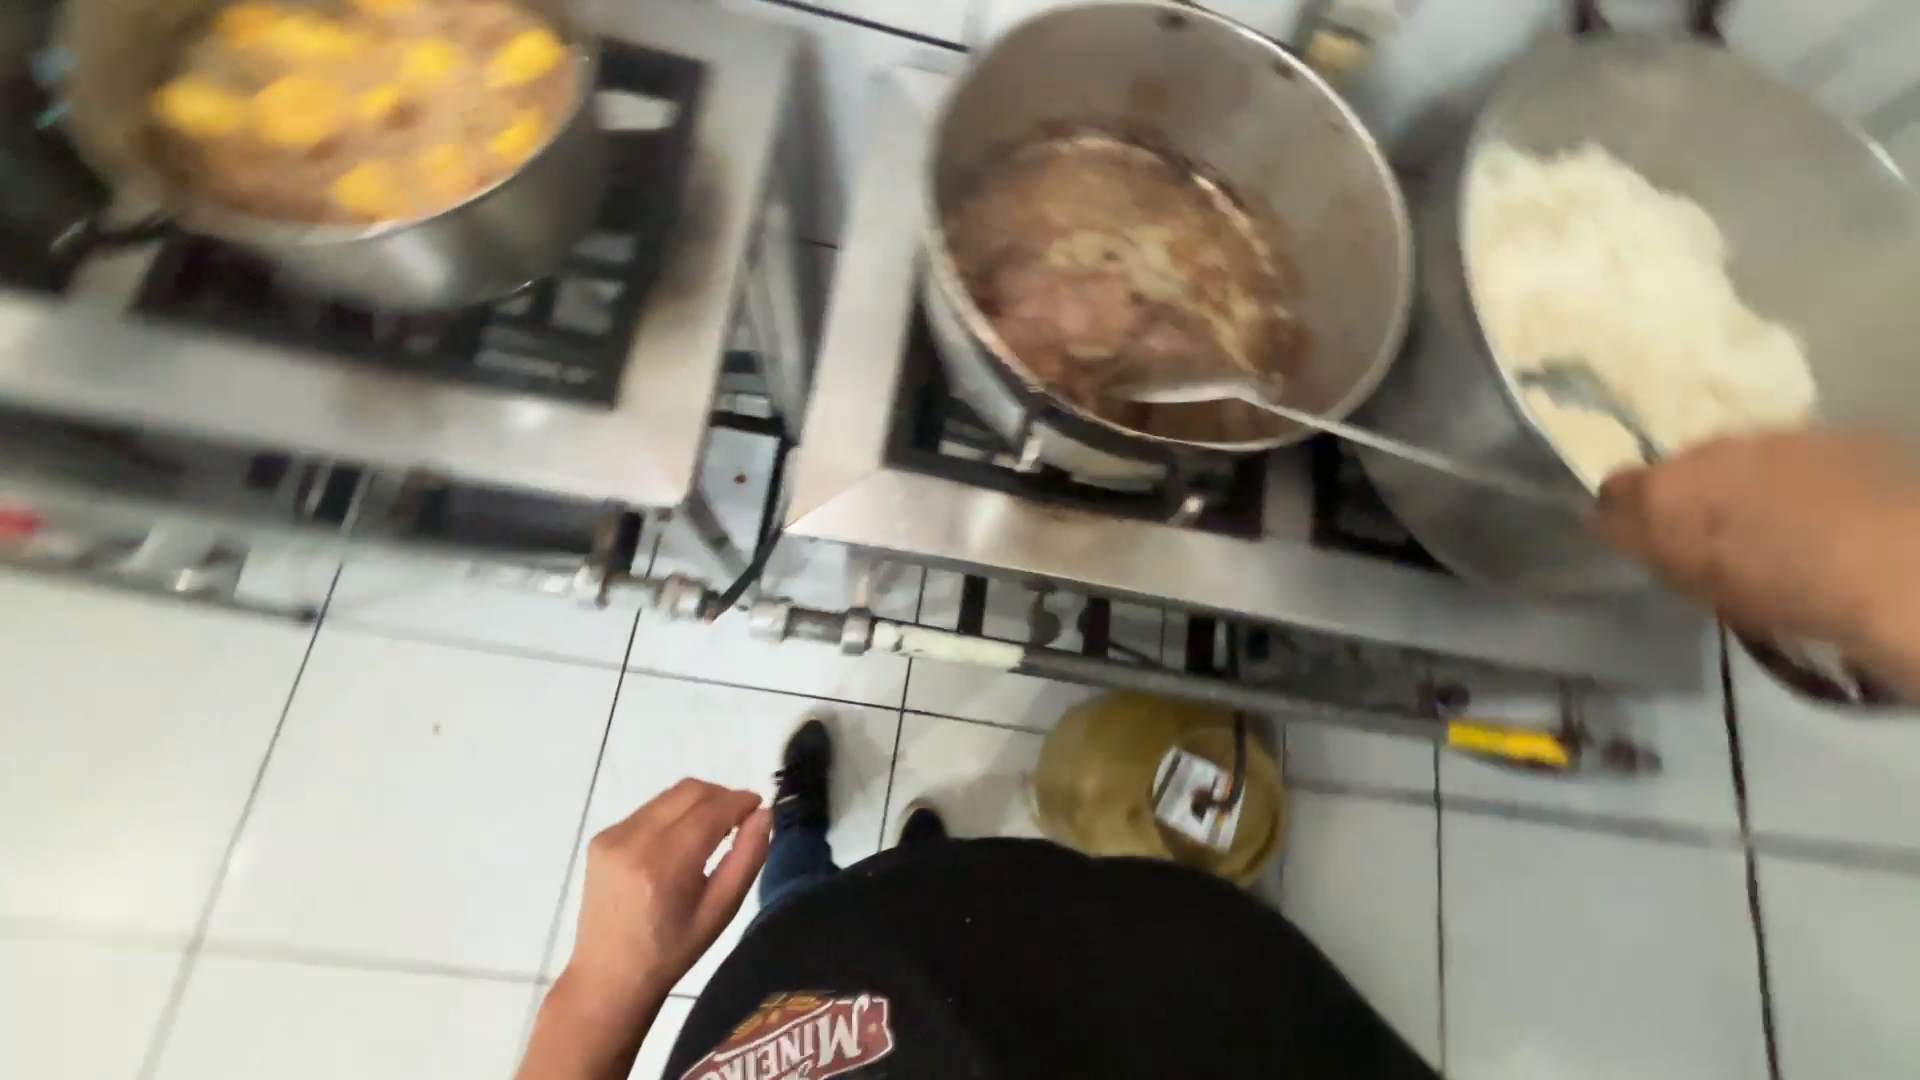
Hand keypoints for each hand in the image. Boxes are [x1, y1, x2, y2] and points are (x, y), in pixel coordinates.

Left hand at [563, 779, 771, 1013]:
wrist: (608, 977)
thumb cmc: (672, 949)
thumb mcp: (721, 910)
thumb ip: (748, 857)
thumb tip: (764, 813)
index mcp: (665, 866)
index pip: (712, 810)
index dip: (740, 801)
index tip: (758, 806)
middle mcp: (634, 842)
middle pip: (690, 790)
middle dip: (722, 795)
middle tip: (740, 817)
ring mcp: (613, 837)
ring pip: (671, 794)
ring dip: (699, 801)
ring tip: (713, 827)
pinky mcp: (601, 838)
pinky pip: (650, 808)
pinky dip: (675, 812)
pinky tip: (681, 839)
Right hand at [1592, 430, 1919, 678]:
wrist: (1899, 569)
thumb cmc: (1774, 587)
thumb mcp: (1685, 579)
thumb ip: (1634, 541)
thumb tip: (1594, 515)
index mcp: (1661, 487)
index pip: (1615, 485)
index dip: (1623, 507)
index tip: (1639, 530)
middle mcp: (1708, 450)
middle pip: (1683, 466)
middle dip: (1693, 490)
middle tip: (1716, 528)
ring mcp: (1777, 438)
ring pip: (1744, 456)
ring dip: (1747, 479)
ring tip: (1777, 515)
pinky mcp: (1842, 436)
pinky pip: (1805, 453)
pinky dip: (1804, 474)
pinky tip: (1827, 503)